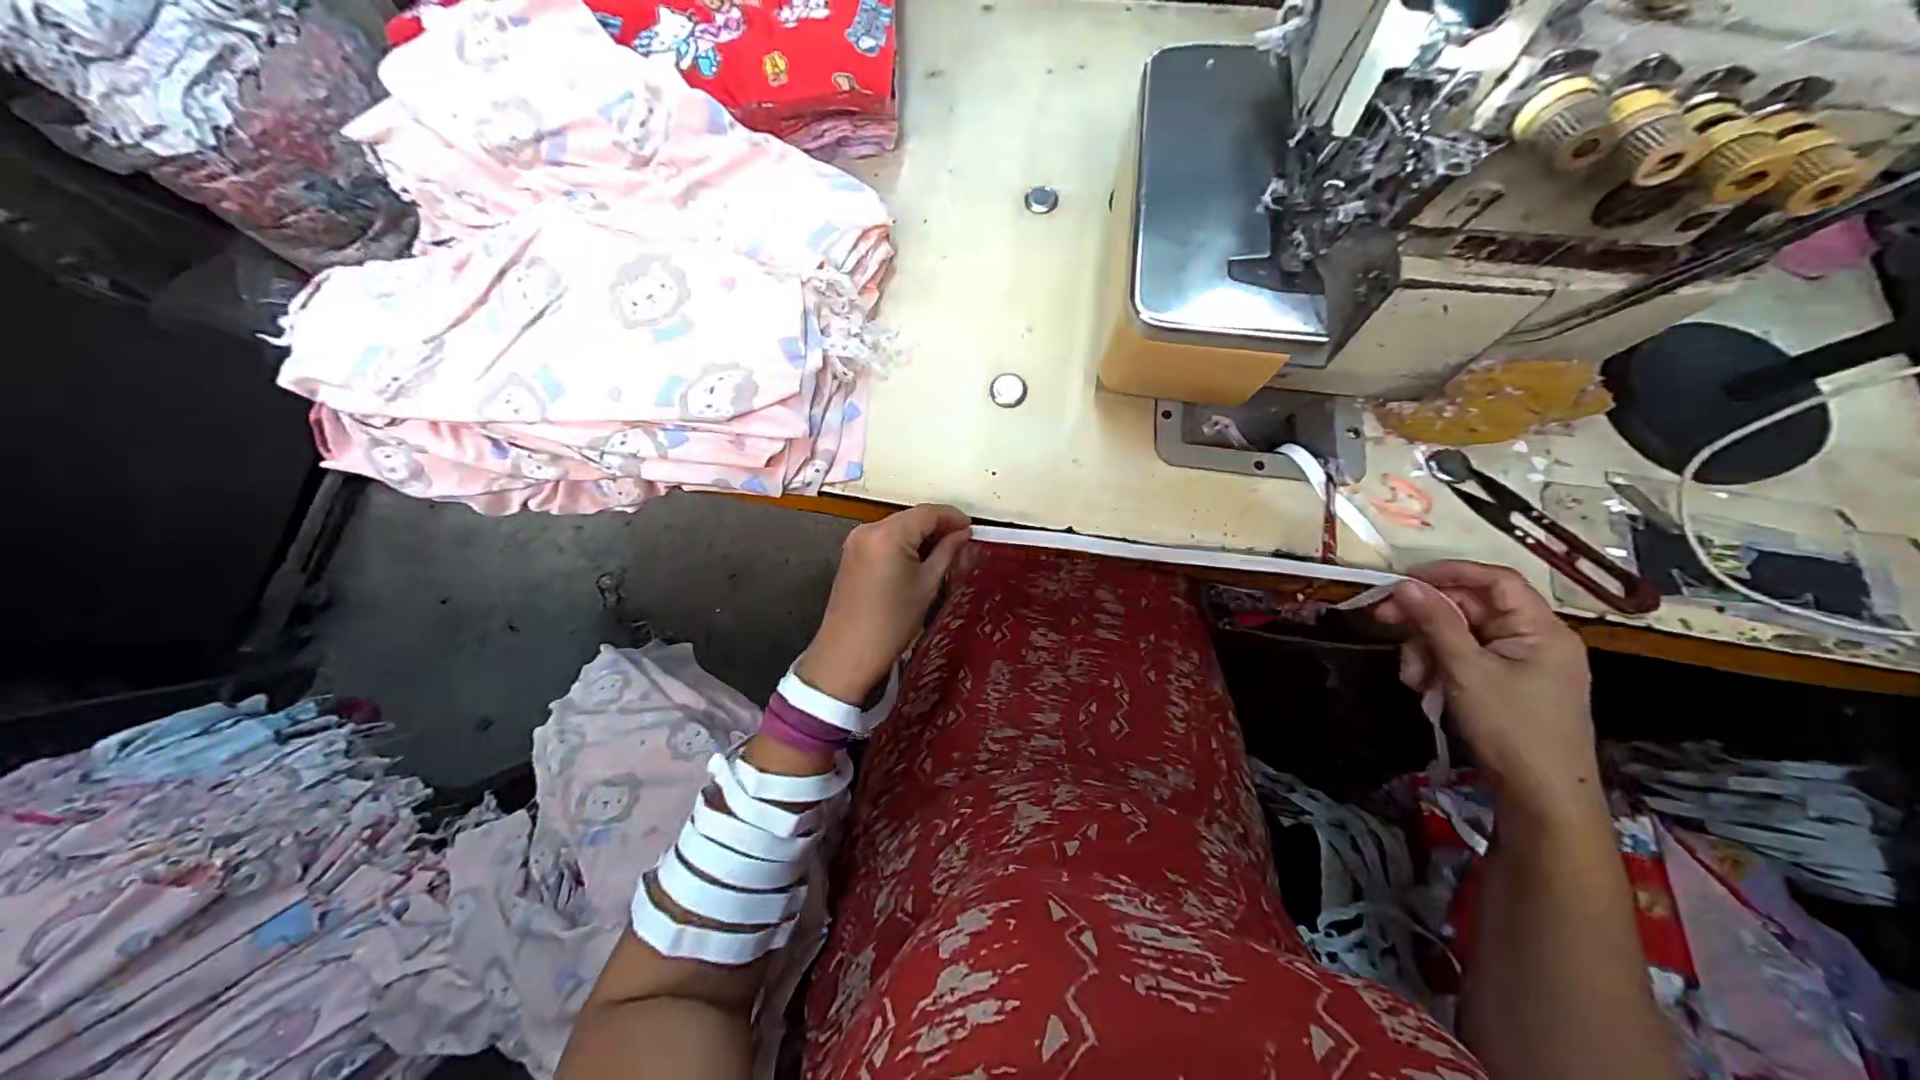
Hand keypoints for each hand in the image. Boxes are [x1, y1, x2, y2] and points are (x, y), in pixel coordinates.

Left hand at [795, 504, 971, 703]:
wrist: (848, 652)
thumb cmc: (892, 622)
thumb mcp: (927, 584)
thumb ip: (947, 552)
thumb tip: (963, 534)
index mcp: (888, 534)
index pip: (927, 512)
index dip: (953, 517)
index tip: (972, 528)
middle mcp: (868, 529)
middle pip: (911, 517)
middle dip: (937, 526)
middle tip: (962, 541)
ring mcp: (856, 541)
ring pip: (897, 527)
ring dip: (921, 534)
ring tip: (945, 551)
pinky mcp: (851, 554)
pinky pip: (884, 539)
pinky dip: (903, 543)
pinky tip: (919, 558)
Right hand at [1371, 561, 1600, 817]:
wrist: (1541, 798)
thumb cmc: (1511, 729)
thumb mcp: (1465, 671)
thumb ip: (1435, 622)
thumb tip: (1404, 583)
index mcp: (1540, 629)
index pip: (1494, 580)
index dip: (1448, 573)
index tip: (1403, 580)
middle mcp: (1533, 639)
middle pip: (1470, 608)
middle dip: (1426, 620)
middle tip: (1382, 621)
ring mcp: (1520, 663)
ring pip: (1459, 635)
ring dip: (1427, 650)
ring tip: (1414, 679)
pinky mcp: (1505, 685)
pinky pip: (1464, 659)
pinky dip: (1439, 668)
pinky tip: (1425, 688)